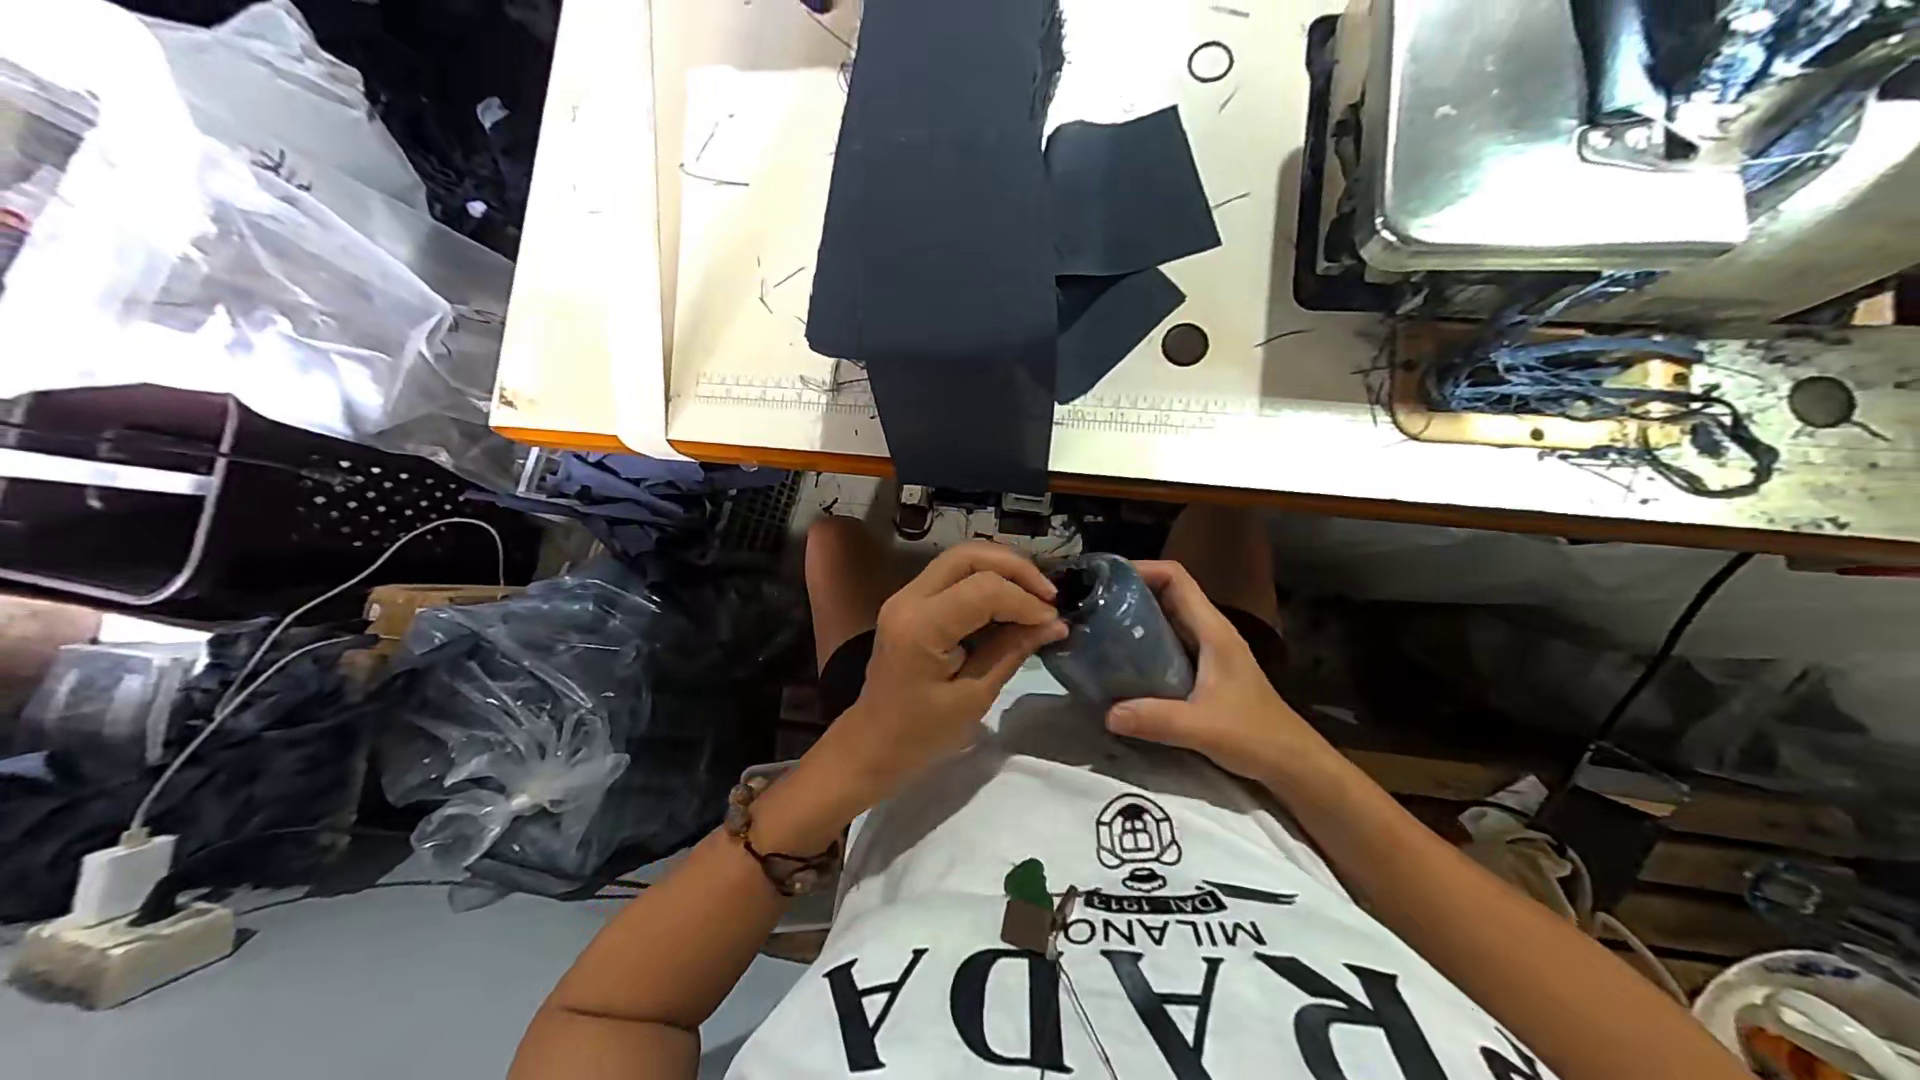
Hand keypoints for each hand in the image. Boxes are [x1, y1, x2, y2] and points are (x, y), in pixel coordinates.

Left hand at [821, 541, 1067, 797]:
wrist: (873, 741)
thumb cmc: (921, 732)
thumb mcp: (974, 696)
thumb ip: (1012, 651)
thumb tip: (1055, 623)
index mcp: (920, 627)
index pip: (983, 590)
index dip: (1024, 600)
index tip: (1052, 620)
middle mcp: (908, 599)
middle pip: (969, 556)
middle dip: (1016, 567)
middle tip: (1048, 595)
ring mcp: (905, 596)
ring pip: (961, 558)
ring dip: (1003, 568)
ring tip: (1035, 595)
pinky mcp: (910, 600)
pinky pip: (953, 574)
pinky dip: (987, 578)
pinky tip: (1011, 600)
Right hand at [1104, 561, 1337, 787]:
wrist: (1292, 762)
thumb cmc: (1256, 736)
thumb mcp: (1203, 728)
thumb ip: (1155, 719)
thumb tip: (1107, 713)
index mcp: (1213, 632)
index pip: (1176, 578)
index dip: (1141, 568)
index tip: (1105, 578)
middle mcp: (1210, 632)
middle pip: (1167, 592)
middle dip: (1129, 590)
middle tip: (1091, 603)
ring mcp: (1207, 651)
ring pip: (1166, 617)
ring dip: (1134, 615)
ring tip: (1097, 626)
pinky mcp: (1203, 670)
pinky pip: (1167, 642)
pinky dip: (1142, 641)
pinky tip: (1119, 661)